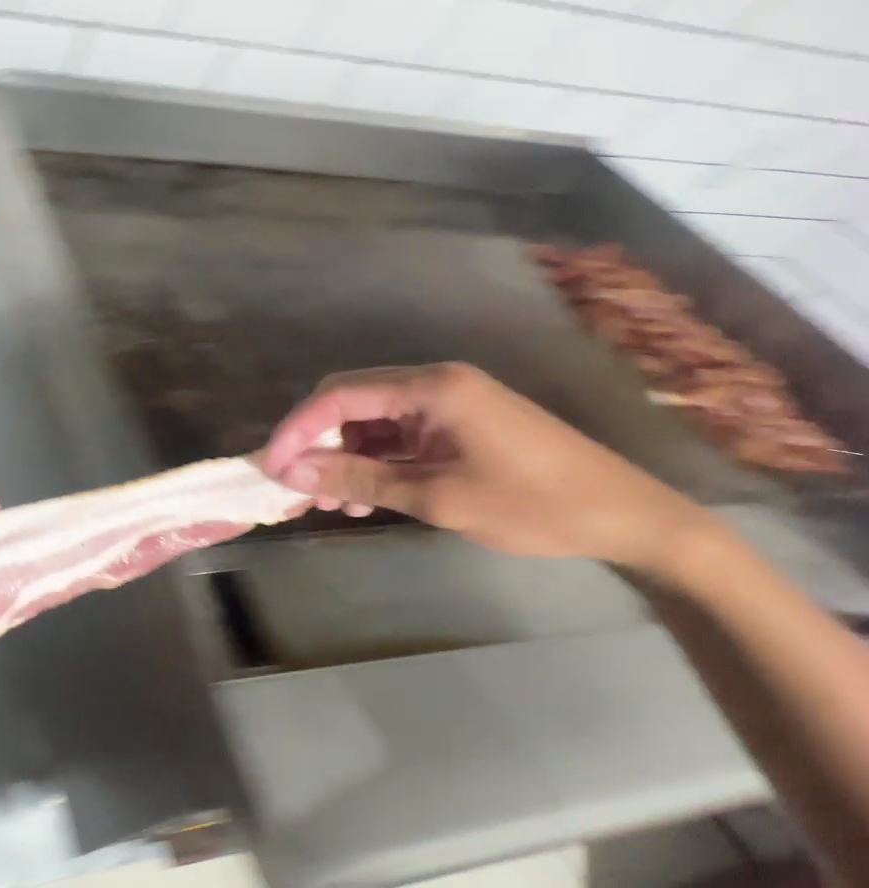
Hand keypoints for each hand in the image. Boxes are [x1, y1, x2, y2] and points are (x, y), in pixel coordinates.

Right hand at [260, 363, 709, 571]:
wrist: (632, 519)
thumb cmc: (535, 505)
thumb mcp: (438, 498)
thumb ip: (360, 480)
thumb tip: (293, 474)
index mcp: (432, 387)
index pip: (340, 397)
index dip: (297, 430)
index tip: (270, 467)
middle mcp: (436, 383)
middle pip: (350, 402)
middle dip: (316, 443)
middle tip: (295, 486)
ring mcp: (450, 403)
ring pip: (372, 421)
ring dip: (344, 457)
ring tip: (329, 504)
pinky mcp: (460, 424)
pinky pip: (400, 435)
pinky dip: (375, 463)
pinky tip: (364, 498)